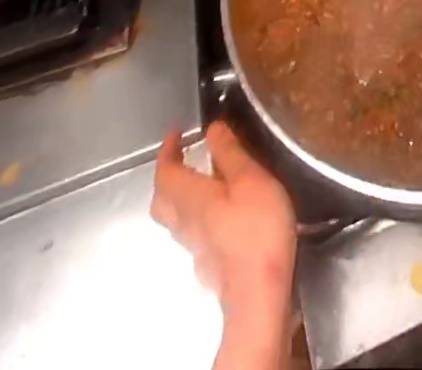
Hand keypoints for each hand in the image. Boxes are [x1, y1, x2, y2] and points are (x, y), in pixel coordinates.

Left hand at [152, 122, 295, 366]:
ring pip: (176, 219)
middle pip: (162, 199)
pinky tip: (221, 217)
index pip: (166, 171)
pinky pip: (194, 234)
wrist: (259, 293)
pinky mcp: (210, 264)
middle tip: (185, 158)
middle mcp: (186, 223)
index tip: (176, 133)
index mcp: (191, 198)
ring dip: (182, 197)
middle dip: (168, 176)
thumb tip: (212, 128)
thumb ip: (230, 153)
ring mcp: (196, 248)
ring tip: (206, 183)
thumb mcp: (250, 179)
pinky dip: (200, 218)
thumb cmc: (256, 229)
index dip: (167, 150)